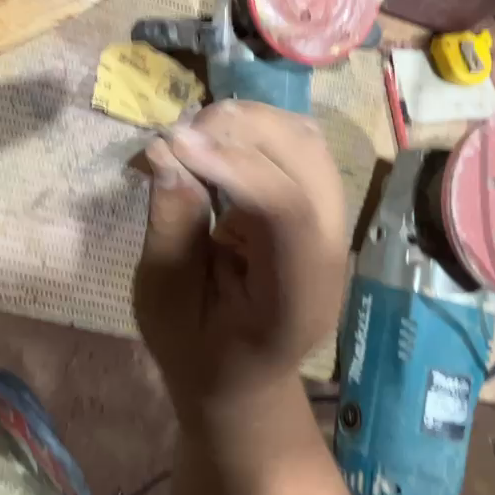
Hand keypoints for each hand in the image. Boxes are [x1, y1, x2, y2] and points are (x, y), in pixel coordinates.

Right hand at [135, 101, 348, 424]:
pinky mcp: (318, 206)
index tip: (173, 143)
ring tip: (193, 134)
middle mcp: (329, 256)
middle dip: (240, 130)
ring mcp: (331, 227)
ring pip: (307, 142)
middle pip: (308, 161)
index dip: (234, 166)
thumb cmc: (196, 348)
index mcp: (294, 299)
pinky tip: (215, 140)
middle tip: (175, 136)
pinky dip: (255, 128)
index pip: (288, 212)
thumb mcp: (163, 301)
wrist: (239, 372)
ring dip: (248, 121)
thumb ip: (171, 228)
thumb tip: (167, 154)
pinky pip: (298, 146)